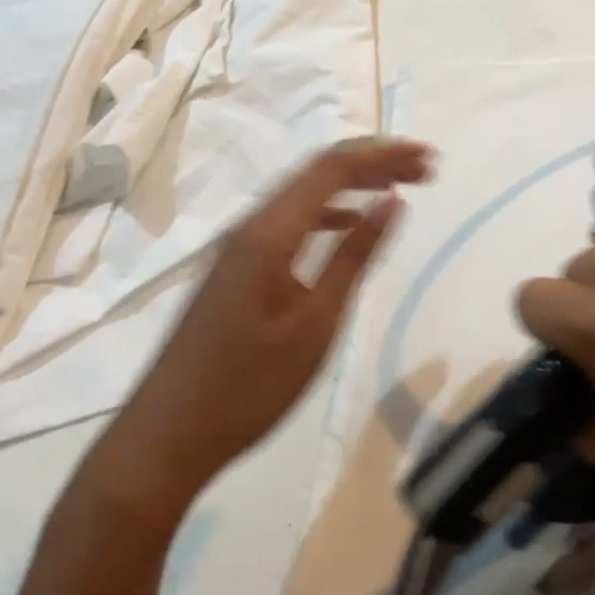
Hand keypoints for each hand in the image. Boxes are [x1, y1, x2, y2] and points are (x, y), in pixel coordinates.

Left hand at [111, 137, 433, 489]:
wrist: (165, 439)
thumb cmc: (249, 385)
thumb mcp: (317, 322)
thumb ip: (355, 256)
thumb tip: (393, 202)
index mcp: (269, 234)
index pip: (332, 169)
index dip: (384, 155)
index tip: (429, 157)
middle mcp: (250, 227)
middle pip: (317, 172)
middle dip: (374, 163)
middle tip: (425, 170)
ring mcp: (237, 248)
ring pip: (303, 194)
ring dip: (353, 185)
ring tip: (399, 189)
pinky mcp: (234, 270)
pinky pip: (289, 219)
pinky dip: (328, 211)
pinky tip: (348, 224)